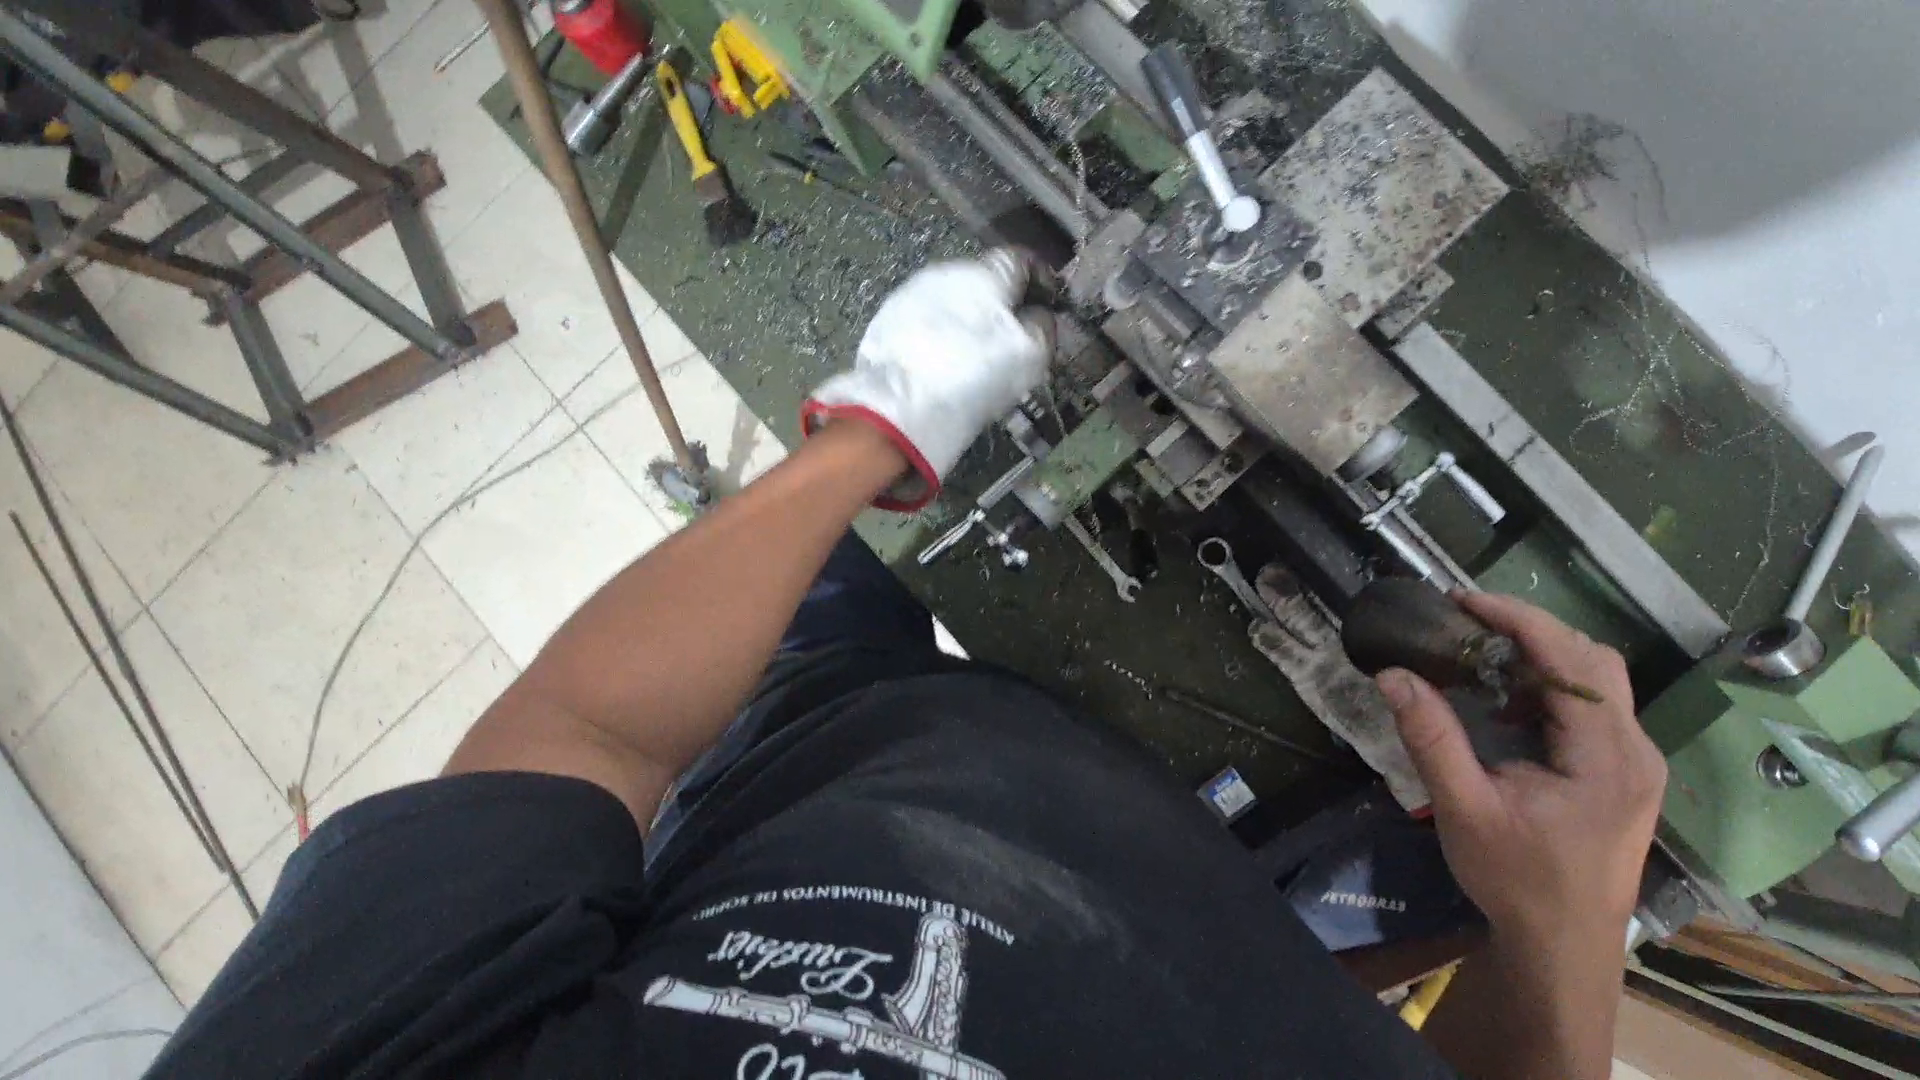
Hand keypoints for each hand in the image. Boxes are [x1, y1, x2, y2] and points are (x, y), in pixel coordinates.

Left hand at [802, 249, 1048, 510]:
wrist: (900, 409)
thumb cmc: (973, 378)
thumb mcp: (1028, 356)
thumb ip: (1042, 327)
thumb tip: (1040, 316)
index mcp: (987, 273)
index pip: (1023, 261)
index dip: (1039, 283)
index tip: (1045, 305)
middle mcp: (947, 272)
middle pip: (985, 281)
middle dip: (1000, 304)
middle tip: (1012, 336)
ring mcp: (912, 294)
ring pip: (953, 300)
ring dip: (967, 320)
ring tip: (974, 355)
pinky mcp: (887, 320)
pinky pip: (926, 321)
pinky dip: (939, 336)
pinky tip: (941, 364)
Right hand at [1373, 591, 1665, 944]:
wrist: (1562, 944)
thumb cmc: (1516, 879)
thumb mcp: (1463, 808)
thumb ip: (1431, 738)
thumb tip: (1393, 675)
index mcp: (1606, 757)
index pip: (1572, 661)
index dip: (1518, 620)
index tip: (1461, 601)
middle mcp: (1634, 750)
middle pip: (1592, 660)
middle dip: (1527, 630)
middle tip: (1463, 624)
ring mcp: (1633, 762)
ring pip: (1594, 680)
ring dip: (1537, 657)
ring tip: (1476, 656)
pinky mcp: (1620, 772)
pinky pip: (1589, 706)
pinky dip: (1544, 687)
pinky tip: (1503, 703)